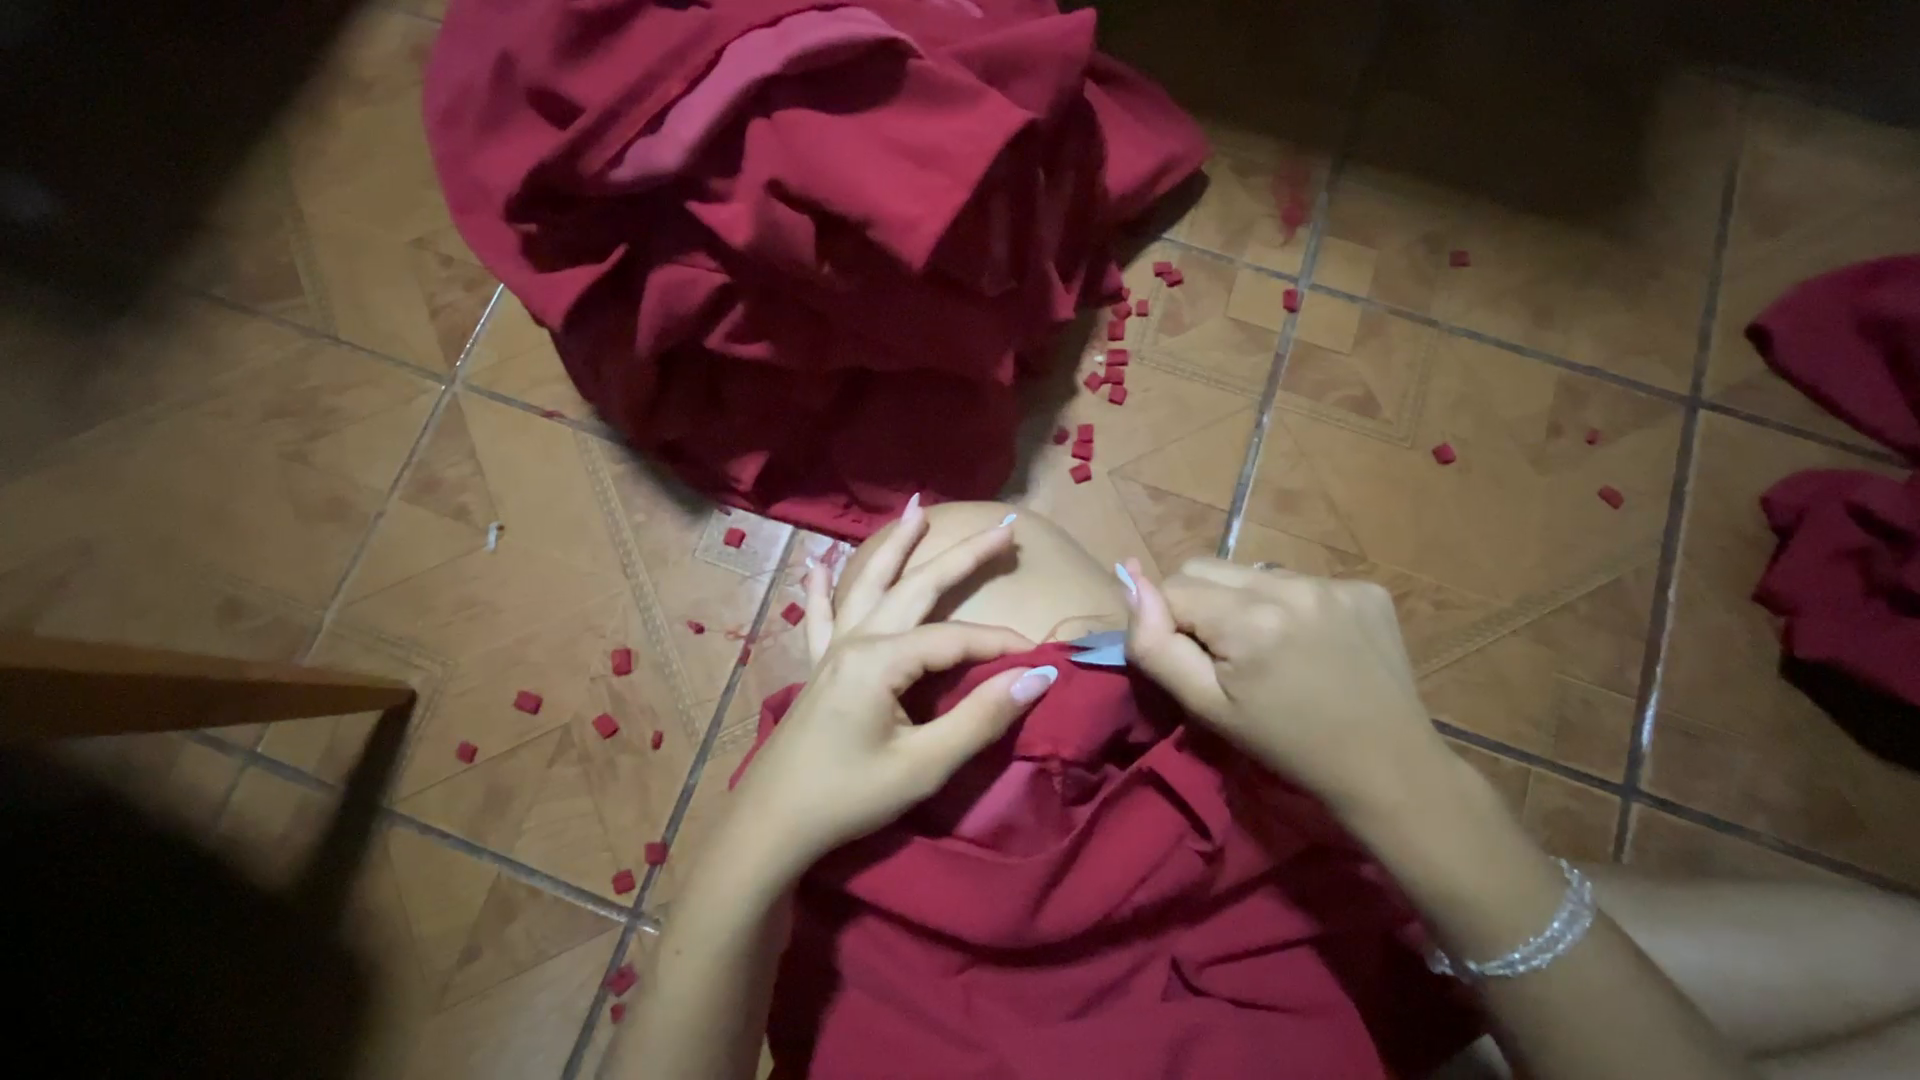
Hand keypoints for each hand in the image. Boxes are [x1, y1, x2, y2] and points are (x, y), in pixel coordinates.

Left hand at [733, 504, 1057, 874]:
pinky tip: (818, 565)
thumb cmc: (849, 797)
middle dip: (964, 557)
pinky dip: (822, 588)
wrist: (772, 825)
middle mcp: (857, 641)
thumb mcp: (924, 764)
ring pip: (870, 586)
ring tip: (915, 511)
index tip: (1041, 658)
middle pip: (918, 588)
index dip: (1002, 644)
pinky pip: (819, 617)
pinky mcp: (817, 667)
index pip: (957, 638)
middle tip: (1003, 526)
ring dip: (896, 548)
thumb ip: (981, 717)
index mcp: (882, 660)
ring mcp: (832, 650)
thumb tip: (1037, 677)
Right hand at [1121, 557, 1453, 817]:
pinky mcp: (1364, 588)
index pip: (1171, 587)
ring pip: (1250, 572)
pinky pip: (1297, 580)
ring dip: (1243, 602)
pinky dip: (1288, 606)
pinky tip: (1310, 644)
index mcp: (1249, 618)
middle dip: (1200, 605)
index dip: (1171, 624)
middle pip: (1206, 567)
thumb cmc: (1285, 744)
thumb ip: (1156, 647)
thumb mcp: (1206, 707)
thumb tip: (1132, 586)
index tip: (1197, 664)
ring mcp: (1334, 583)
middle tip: (1227, 656)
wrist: (1386, 766)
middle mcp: (1291, 585)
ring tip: (1271, 650)